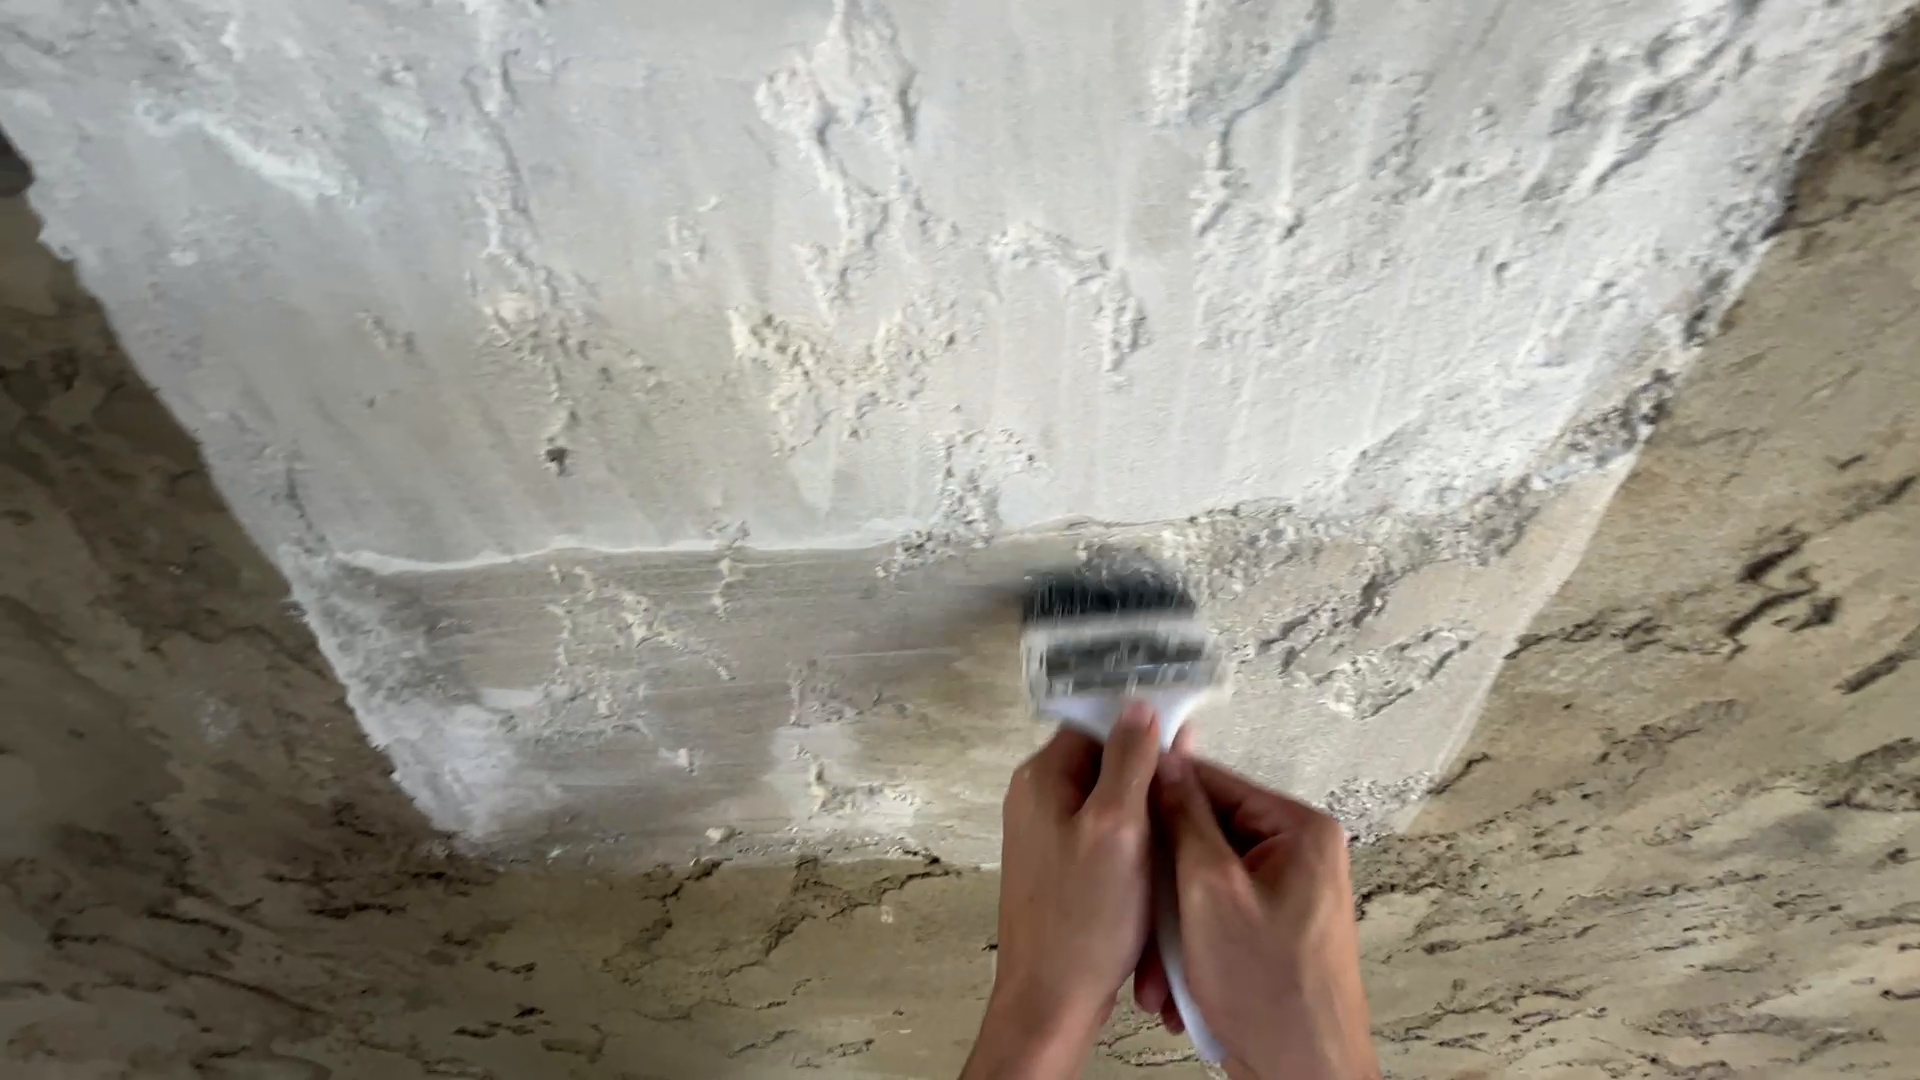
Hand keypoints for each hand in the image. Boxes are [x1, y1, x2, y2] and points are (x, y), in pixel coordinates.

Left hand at [961, 703, 1162, 1079]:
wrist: (1051, 998)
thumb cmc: (1084, 919)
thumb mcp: (1117, 827)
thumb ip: (1129, 761)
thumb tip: (1139, 707)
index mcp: (1042, 777)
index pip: (1094, 725)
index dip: (1138, 731)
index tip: (1180, 747)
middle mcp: (1036, 796)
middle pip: (1101, 761)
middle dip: (1145, 776)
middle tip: (1184, 798)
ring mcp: (1045, 830)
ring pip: (1105, 799)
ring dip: (1142, 812)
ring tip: (1174, 836)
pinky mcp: (1059, 861)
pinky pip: (1101, 831)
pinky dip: (1130, 840)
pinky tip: (1156, 862)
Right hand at [1137, 751, 1379, 1079]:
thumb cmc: (1270, 994)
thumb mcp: (1209, 888)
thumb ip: (1184, 817)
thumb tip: (1163, 761)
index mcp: (1299, 830)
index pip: (1213, 782)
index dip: (1159, 793)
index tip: (1119, 807)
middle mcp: (1298, 852)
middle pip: (1204, 833)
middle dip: (1164, 881)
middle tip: (1137, 911)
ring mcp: (1286, 890)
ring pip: (1202, 875)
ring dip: (1170, 919)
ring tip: (1152, 965)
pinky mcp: (1271, 924)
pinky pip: (1215, 907)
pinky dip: (1189, 938)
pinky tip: (1171, 979)